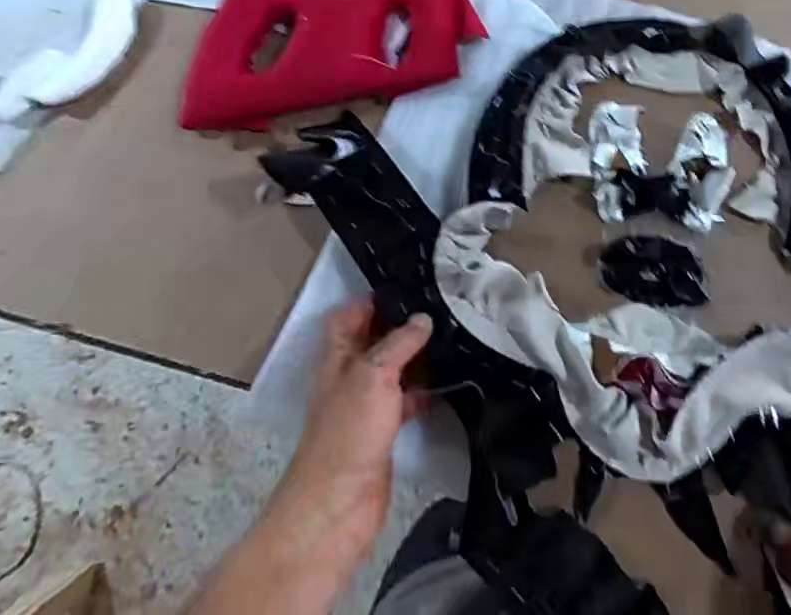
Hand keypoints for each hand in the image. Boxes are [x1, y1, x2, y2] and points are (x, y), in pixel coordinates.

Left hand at [189, 299, 430, 614]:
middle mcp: (350, 378)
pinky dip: (428, 388)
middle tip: (441, 304)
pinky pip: (409, 398)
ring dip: (418, 355)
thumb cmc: (346, 435)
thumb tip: (423, 318)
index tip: (406, 283)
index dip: (370, 298)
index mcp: (337, 360)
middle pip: (375, 340)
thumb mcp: (372, 377)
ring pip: (395, 368)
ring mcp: (368, 405)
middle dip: (402, 323)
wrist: (338, 507)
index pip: (347, 317)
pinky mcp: (386, 429)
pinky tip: (452, 379)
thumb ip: (398, 344)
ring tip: (453, 333)